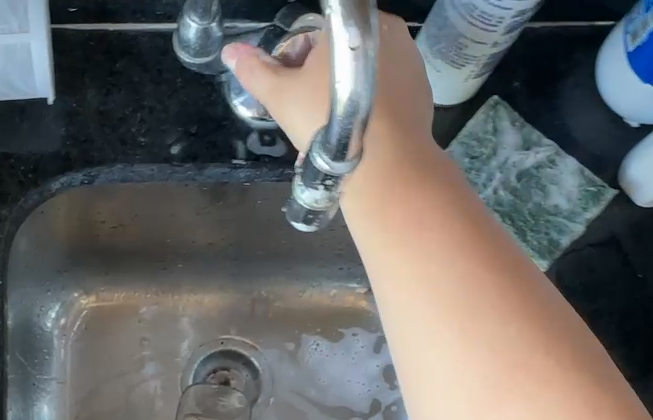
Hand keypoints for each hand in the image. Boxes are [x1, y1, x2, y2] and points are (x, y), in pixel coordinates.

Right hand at [223, 15, 435, 173]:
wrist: (384, 164)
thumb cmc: (329, 122)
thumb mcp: (282, 97)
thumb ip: (256, 72)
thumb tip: (231, 52)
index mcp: (351, 22)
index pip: (311, 37)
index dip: (292, 67)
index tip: (287, 96)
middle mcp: (387, 31)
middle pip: (339, 56)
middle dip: (318, 85)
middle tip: (306, 118)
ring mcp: (410, 60)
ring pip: (363, 77)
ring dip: (343, 99)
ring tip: (330, 133)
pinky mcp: (421, 90)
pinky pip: (386, 95)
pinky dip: (369, 111)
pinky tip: (356, 135)